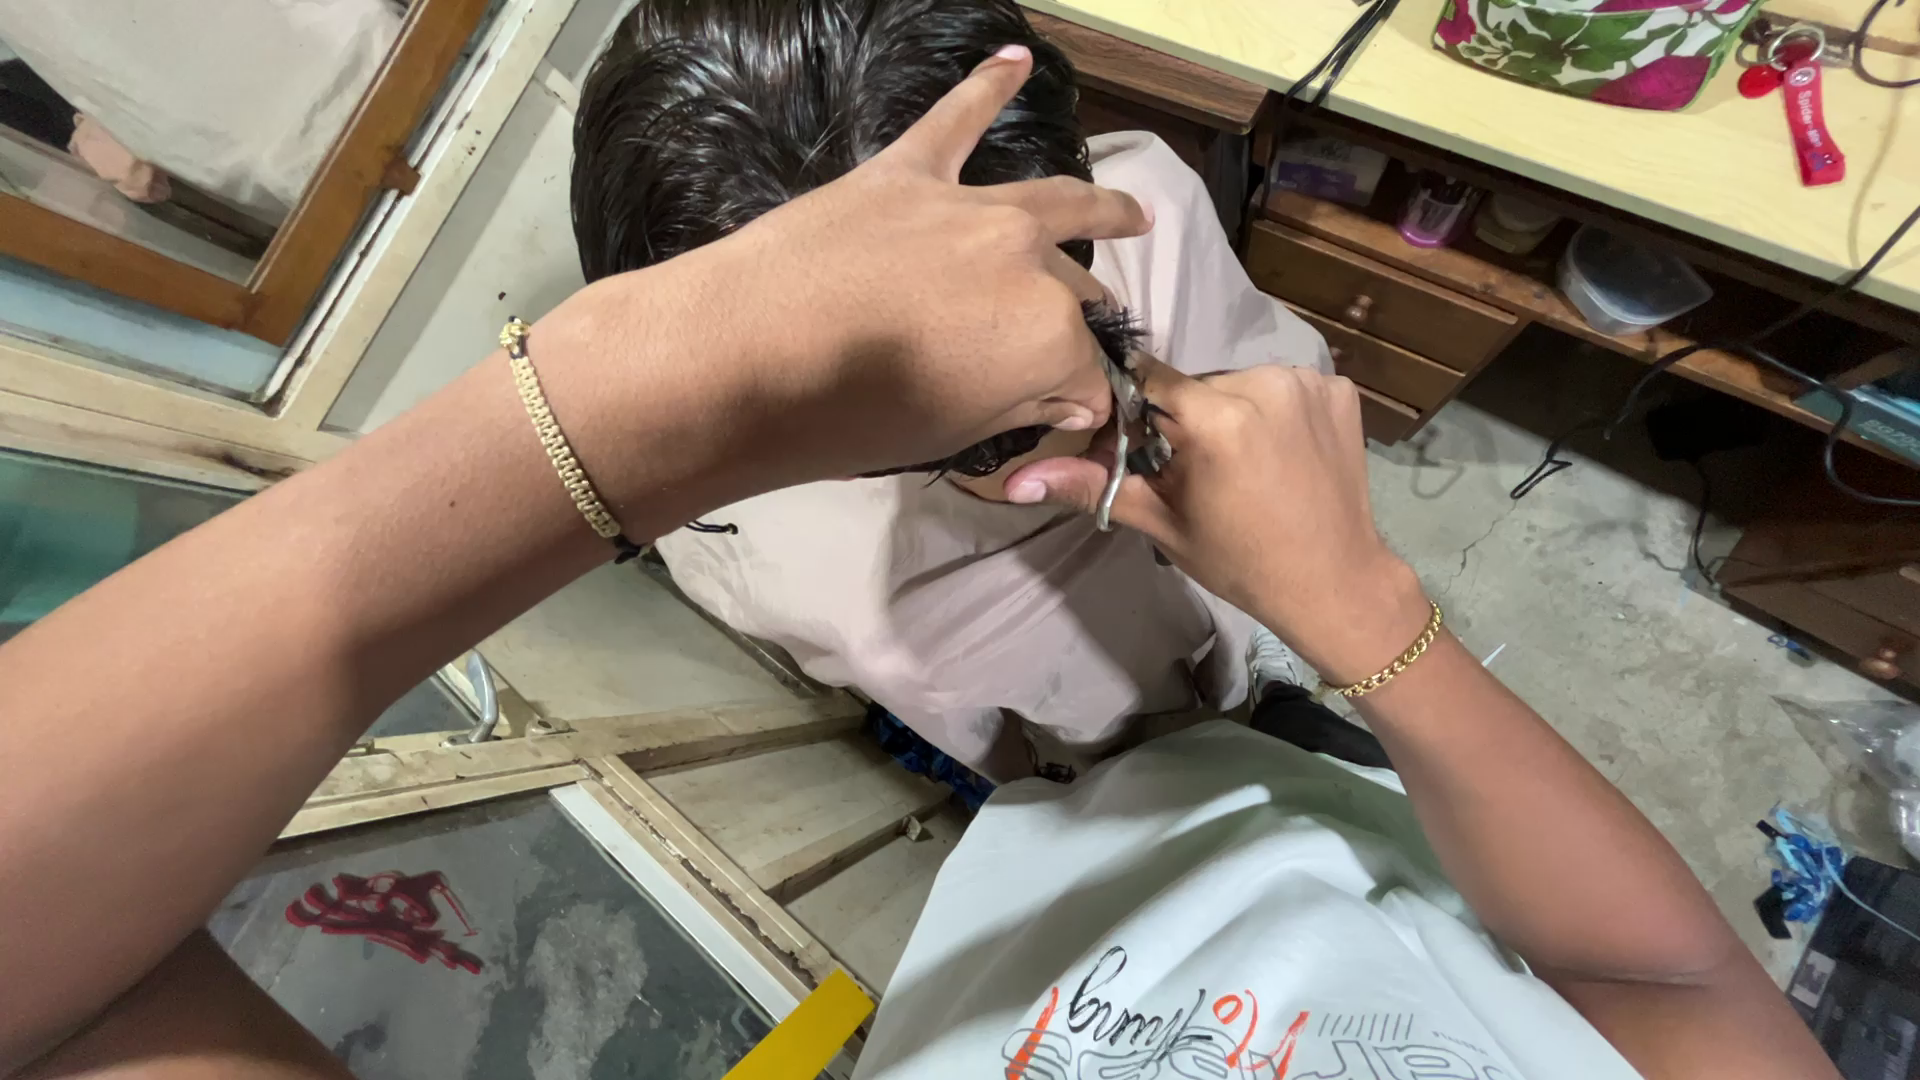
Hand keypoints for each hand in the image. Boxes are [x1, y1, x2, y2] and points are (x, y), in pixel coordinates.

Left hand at [535, 45, 1149, 488]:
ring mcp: (974, 209)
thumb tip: (1065, 396)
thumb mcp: (953, 435)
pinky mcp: (910, 174)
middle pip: (1074, 292)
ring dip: (1101, 208)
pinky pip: (957, 120)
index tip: (1066, 415)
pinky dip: (986, 89)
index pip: (1085, 375)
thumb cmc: (854, 421)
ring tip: (1135, 214)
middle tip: (1089, 333)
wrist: (748, 358)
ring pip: (1057, 202)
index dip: (1077, 401)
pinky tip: (1015, 62)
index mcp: (1048, 337)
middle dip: (1087, 321)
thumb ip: (1019, 406)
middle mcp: (1029, 260)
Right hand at [1001, 360, 1430, 682]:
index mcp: (1213, 418)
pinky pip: (1281, 386)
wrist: (1334, 581)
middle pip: (1194, 385)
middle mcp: (1262, 382)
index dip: (1134, 407)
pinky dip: (1270, 410)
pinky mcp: (1338, 389)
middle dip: (1183, 418)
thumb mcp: (1160, 523)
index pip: (1147, 377)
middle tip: (1192, 469)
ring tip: (1240, 464)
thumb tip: (1014, 482)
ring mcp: (1307, 382)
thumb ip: (1091, 486)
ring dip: (1227, 412)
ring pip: (1237, 383)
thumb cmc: (1238, 560)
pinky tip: (1279, 452)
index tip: (1138, 441)